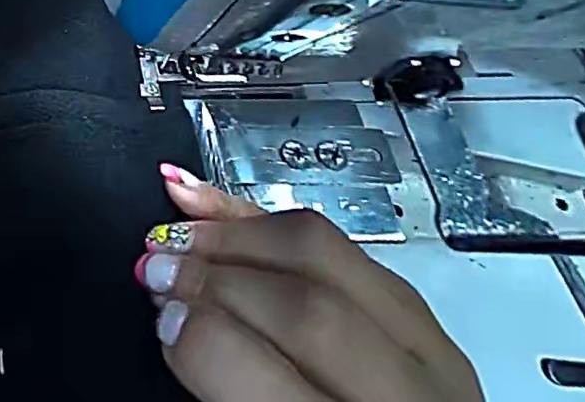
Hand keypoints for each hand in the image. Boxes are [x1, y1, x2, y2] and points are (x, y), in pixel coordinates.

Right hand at [136, 165, 482, 401]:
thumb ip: (227, 394)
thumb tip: (174, 322)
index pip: (278, 384)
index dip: (206, 340)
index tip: (161, 316)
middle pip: (305, 309)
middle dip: (215, 277)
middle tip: (155, 265)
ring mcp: (430, 349)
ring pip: (323, 251)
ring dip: (237, 231)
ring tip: (178, 229)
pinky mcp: (420, 310)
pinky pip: (335, 241)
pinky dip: (266, 217)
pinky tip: (216, 202)